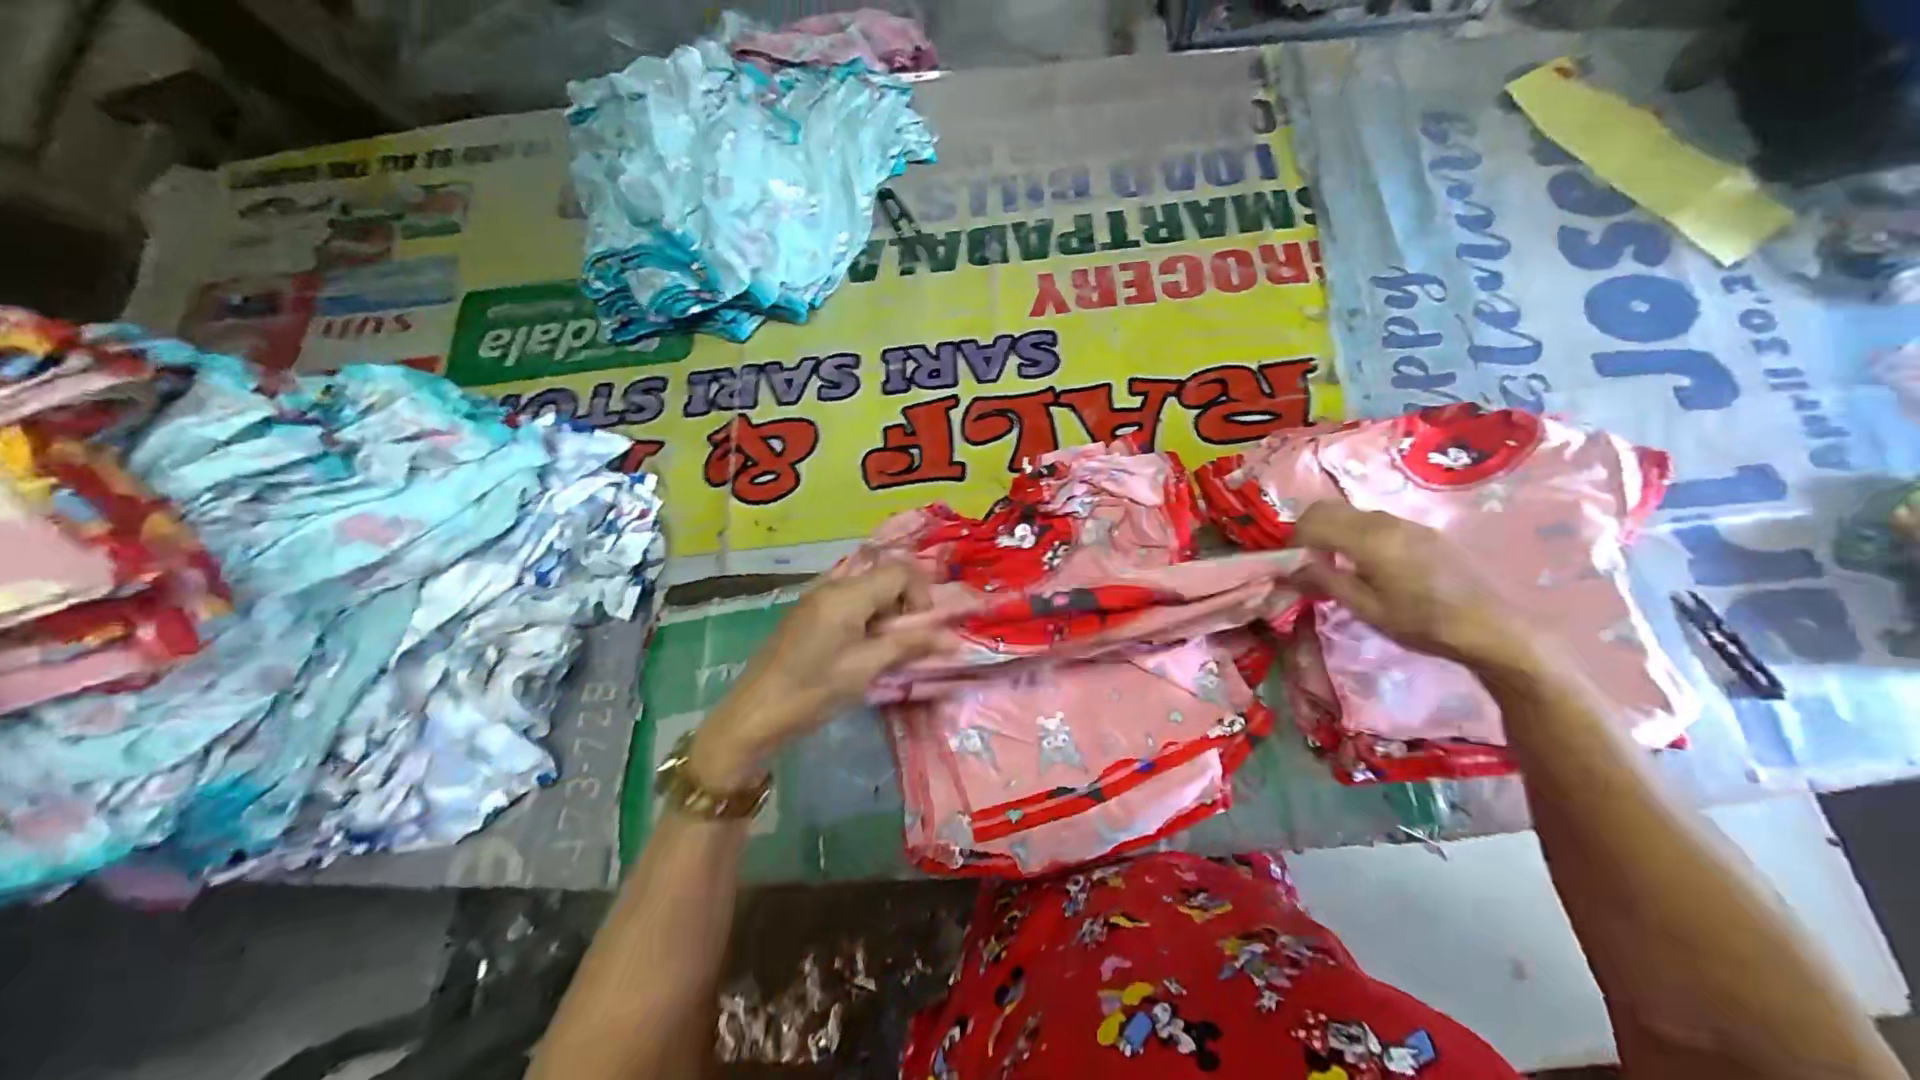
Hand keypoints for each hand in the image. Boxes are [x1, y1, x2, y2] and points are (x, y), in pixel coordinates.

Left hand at [689, 562, 936, 787]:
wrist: (754, 715)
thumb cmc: (813, 691)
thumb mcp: (866, 668)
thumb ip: (910, 646)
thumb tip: (953, 639)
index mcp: (846, 593)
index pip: (900, 571)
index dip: (921, 596)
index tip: (919, 631)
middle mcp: (831, 585)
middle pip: (884, 579)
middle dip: (904, 608)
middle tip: (902, 647)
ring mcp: (816, 599)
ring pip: (867, 593)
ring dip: (885, 617)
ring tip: (880, 654)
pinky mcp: (807, 615)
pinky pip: (848, 605)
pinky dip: (865, 622)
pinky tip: (857, 654)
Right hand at [1291, 501, 1536, 673]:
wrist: (1494, 627)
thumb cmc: (1424, 623)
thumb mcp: (1367, 609)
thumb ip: (1325, 582)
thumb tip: (1290, 569)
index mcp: (1369, 540)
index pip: (1312, 522)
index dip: (1293, 542)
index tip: (1292, 566)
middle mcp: (1385, 521)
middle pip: (1328, 509)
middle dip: (1308, 531)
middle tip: (1307, 562)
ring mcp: (1406, 523)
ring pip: (1351, 512)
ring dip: (1332, 531)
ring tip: (1335, 565)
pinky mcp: (1422, 531)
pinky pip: (1374, 520)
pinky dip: (1355, 533)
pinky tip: (1368, 565)